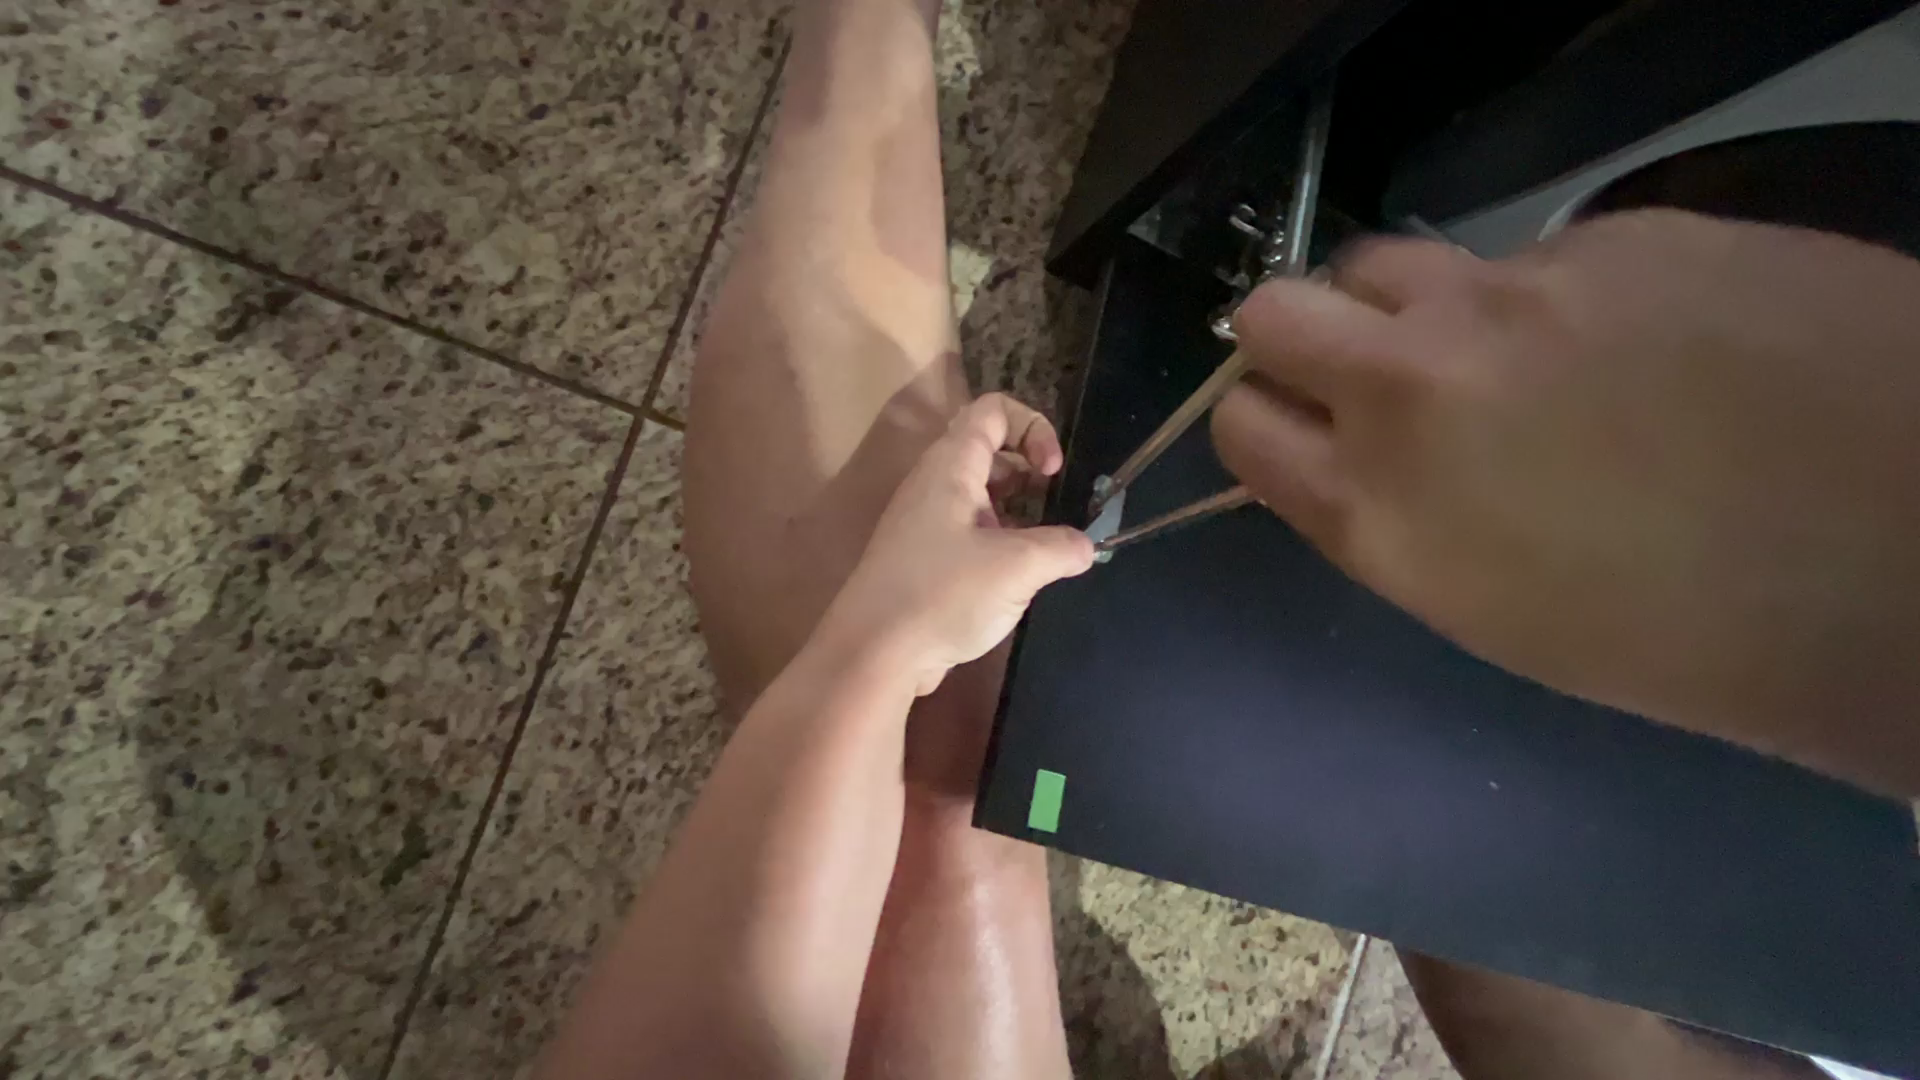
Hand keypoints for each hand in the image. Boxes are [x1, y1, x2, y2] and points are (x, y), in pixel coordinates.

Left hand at [823, 393, 1096, 696]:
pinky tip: (1017, 579)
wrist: (874, 651)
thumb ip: (1060, 549)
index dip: (1033, 427)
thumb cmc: (942, 594)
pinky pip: (970, 533)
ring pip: (981, 498)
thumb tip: (1085, 547)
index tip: (1052, 472)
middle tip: (1055, 509)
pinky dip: (999, 543)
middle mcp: (935, 485)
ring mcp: (926, 524)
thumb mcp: (1016, 567)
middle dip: (1030, 473)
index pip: (993, 411)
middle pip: (990, 453)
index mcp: (951, 467)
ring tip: (1044, 549)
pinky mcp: (924, 560)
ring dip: (1018, 514)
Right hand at [1212, 210, 1919, 791]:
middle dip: (1288, 338)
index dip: (1255, 418)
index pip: (1236, 420)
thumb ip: (1364, 506)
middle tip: (1354, 368)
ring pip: (1379, 261)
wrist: (1918, 565)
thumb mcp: (1459, 595)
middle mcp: (1408, 385)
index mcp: (1367, 503)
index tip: (1292, 427)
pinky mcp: (1619, 235)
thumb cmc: (1656, 627)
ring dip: (1399, 304)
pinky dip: (1538, 294)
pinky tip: (1624, 336)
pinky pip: (1523, 255)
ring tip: (1484, 344)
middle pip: (1267, 312)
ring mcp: (1510, 298)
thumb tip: (1329, 441)